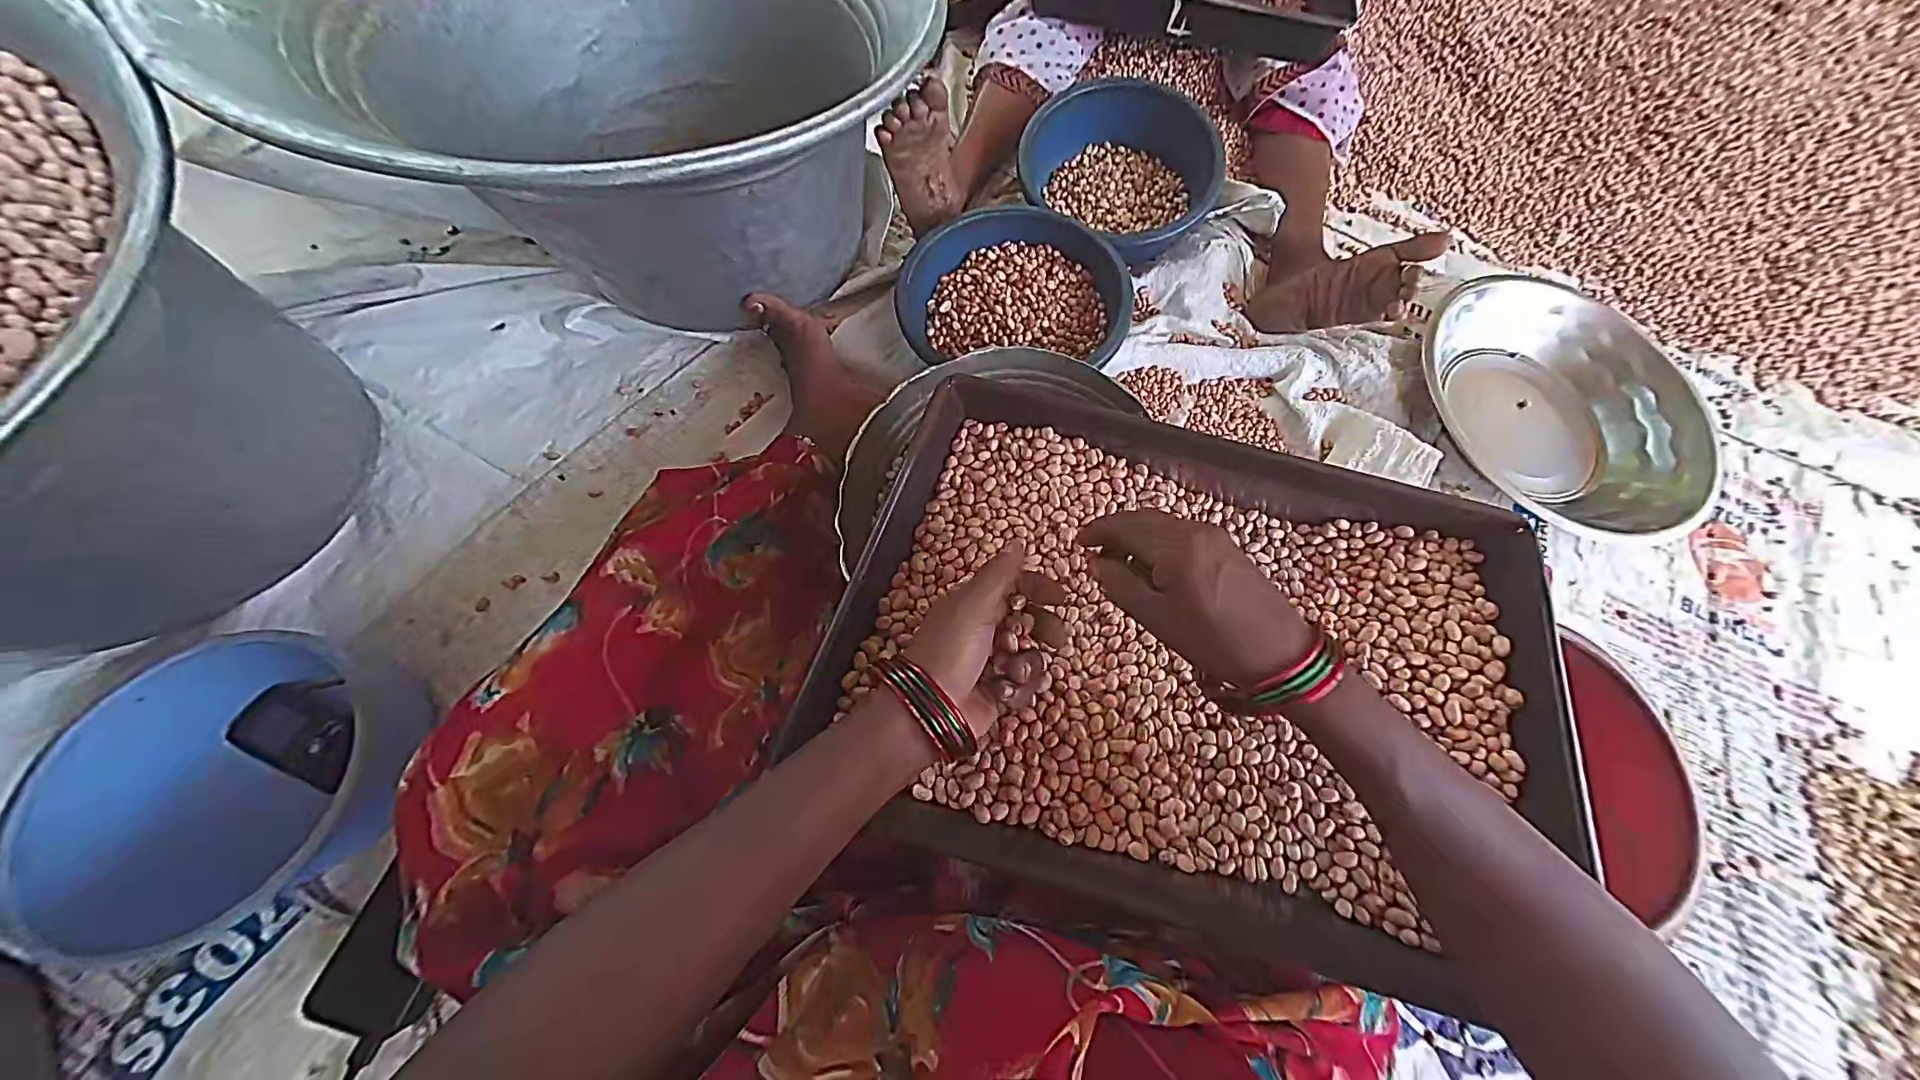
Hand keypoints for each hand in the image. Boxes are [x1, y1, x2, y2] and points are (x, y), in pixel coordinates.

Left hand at [906, 543, 1066, 738]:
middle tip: (1055, 641)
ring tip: (1011, 673)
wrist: (932, 710)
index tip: (1062, 598)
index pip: (1015, 587)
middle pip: (1031, 621)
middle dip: (1044, 631)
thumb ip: (999, 574)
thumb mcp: (973, 606)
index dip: (1039, 589)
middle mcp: (985, 630)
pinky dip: (1019, 689)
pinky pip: (1027, 685)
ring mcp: (993, 662)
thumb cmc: (950, 651)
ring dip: (1027, 665)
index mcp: (975, 604)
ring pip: (1033, 656)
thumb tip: (1018, 542)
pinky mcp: (999, 692)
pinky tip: (1005, 693)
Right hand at [1079, 510, 1313, 686]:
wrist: (1280, 655)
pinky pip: (1180, 535)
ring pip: (1162, 526)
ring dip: (1136, 537)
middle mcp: (1195, 531)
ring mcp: (1215, 537)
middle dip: (1114, 531)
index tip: (1078, 544)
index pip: (1124, 526)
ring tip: (1118, 563)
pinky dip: (1158, 543)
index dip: (1097, 532)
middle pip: (1143, 520)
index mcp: (1175, 545)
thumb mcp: (1155, 618)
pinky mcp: (1227, 548)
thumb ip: (1119, 584)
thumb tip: (1096, 562)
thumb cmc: (1211, 640)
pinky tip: (1151, 566)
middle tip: (1093, 552)